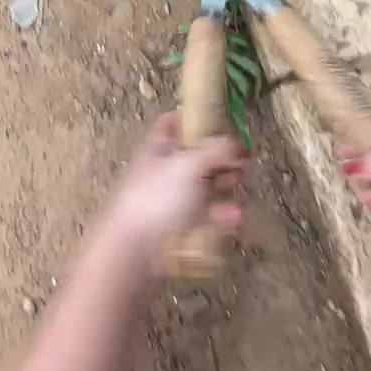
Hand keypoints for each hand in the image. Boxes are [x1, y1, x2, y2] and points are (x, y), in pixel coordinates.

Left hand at [101, 113, 246, 268]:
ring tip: (237, 193)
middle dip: (220, 161)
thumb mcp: (189, 163)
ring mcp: (167, 200)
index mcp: (157, 147)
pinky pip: (203, 218)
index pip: (173, 122)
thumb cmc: (157, 197)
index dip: (196, 119)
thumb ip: (216, 150)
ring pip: (202, 189)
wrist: (131, 250)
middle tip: (238, 167)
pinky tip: (233, 220)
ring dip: (224, 190)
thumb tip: (239, 145)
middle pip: (195, 157)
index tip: (223, 126)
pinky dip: (219, 216)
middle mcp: (161, 170)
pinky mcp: (175, 229)